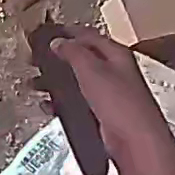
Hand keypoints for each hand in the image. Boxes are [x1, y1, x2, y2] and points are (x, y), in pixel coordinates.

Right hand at [50, 27, 174, 174]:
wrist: (135, 142)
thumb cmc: (123, 106)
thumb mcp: (92, 71)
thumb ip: (73, 53)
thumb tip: (59, 42)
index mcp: (117, 56)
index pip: (90, 36)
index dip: (68, 33)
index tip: (50, 33)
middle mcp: (116, 72)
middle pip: (84, 57)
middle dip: (60, 57)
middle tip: (41, 56)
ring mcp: (110, 93)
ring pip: (79, 79)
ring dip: (58, 79)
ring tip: (39, 80)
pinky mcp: (103, 112)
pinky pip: (78, 100)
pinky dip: (63, 99)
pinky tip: (50, 103)